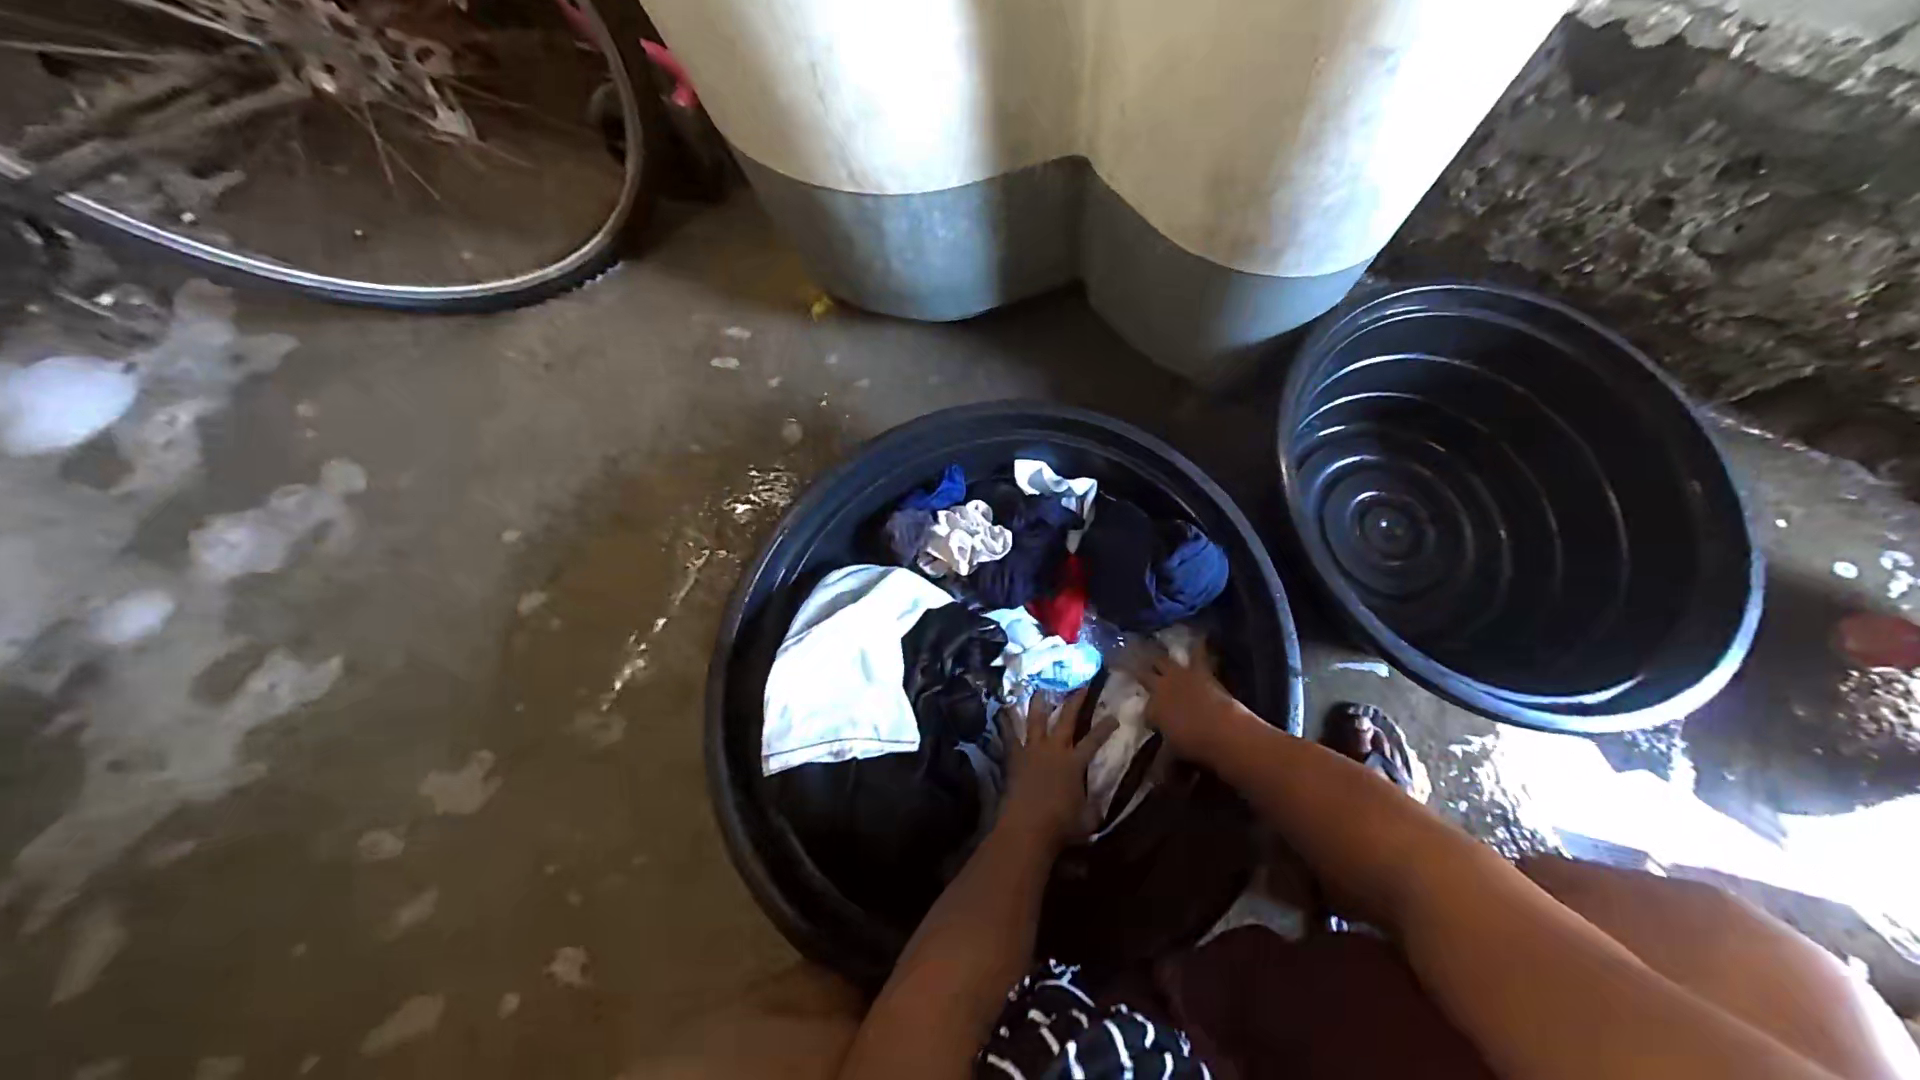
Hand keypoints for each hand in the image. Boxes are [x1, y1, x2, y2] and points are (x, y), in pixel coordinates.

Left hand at [1000, 690, 1116, 851]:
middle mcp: (1055, 749)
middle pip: (1066, 719)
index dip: (1106, 727)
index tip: (1114, 716)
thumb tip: (1101, 807)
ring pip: (1037, 719)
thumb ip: (1094, 808)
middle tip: (1081, 686)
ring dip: (1040, 702)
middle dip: (1076, 701)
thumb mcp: (1087, 819)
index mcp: (1075, 763)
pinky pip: (1009, 735)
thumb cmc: (1061, 825)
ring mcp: (1032, 750)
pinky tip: (1003, 709)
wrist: (1027, 826)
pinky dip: (1006, 721)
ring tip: (1042, 688)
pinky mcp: (1014, 757)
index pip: (1094, 740)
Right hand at [1123, 638, 1250, 758]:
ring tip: (1145, 641)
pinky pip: (1199, 653)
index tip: (1149, 717)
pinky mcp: (1200, 671)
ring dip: (1155, 653)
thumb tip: (1159, 777)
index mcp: (1152, 708)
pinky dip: (1199, 644)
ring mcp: (1180, 676)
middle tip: (1122, 655)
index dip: (1147, 712)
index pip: (1145, 709)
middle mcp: (1161, 688)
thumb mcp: (1174, 754)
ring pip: (1162, 660)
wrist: (1222, 731)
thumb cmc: (1195, 746)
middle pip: (1143, 674)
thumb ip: (1164, 760)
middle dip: (1133, 666)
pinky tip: (1201, 632)